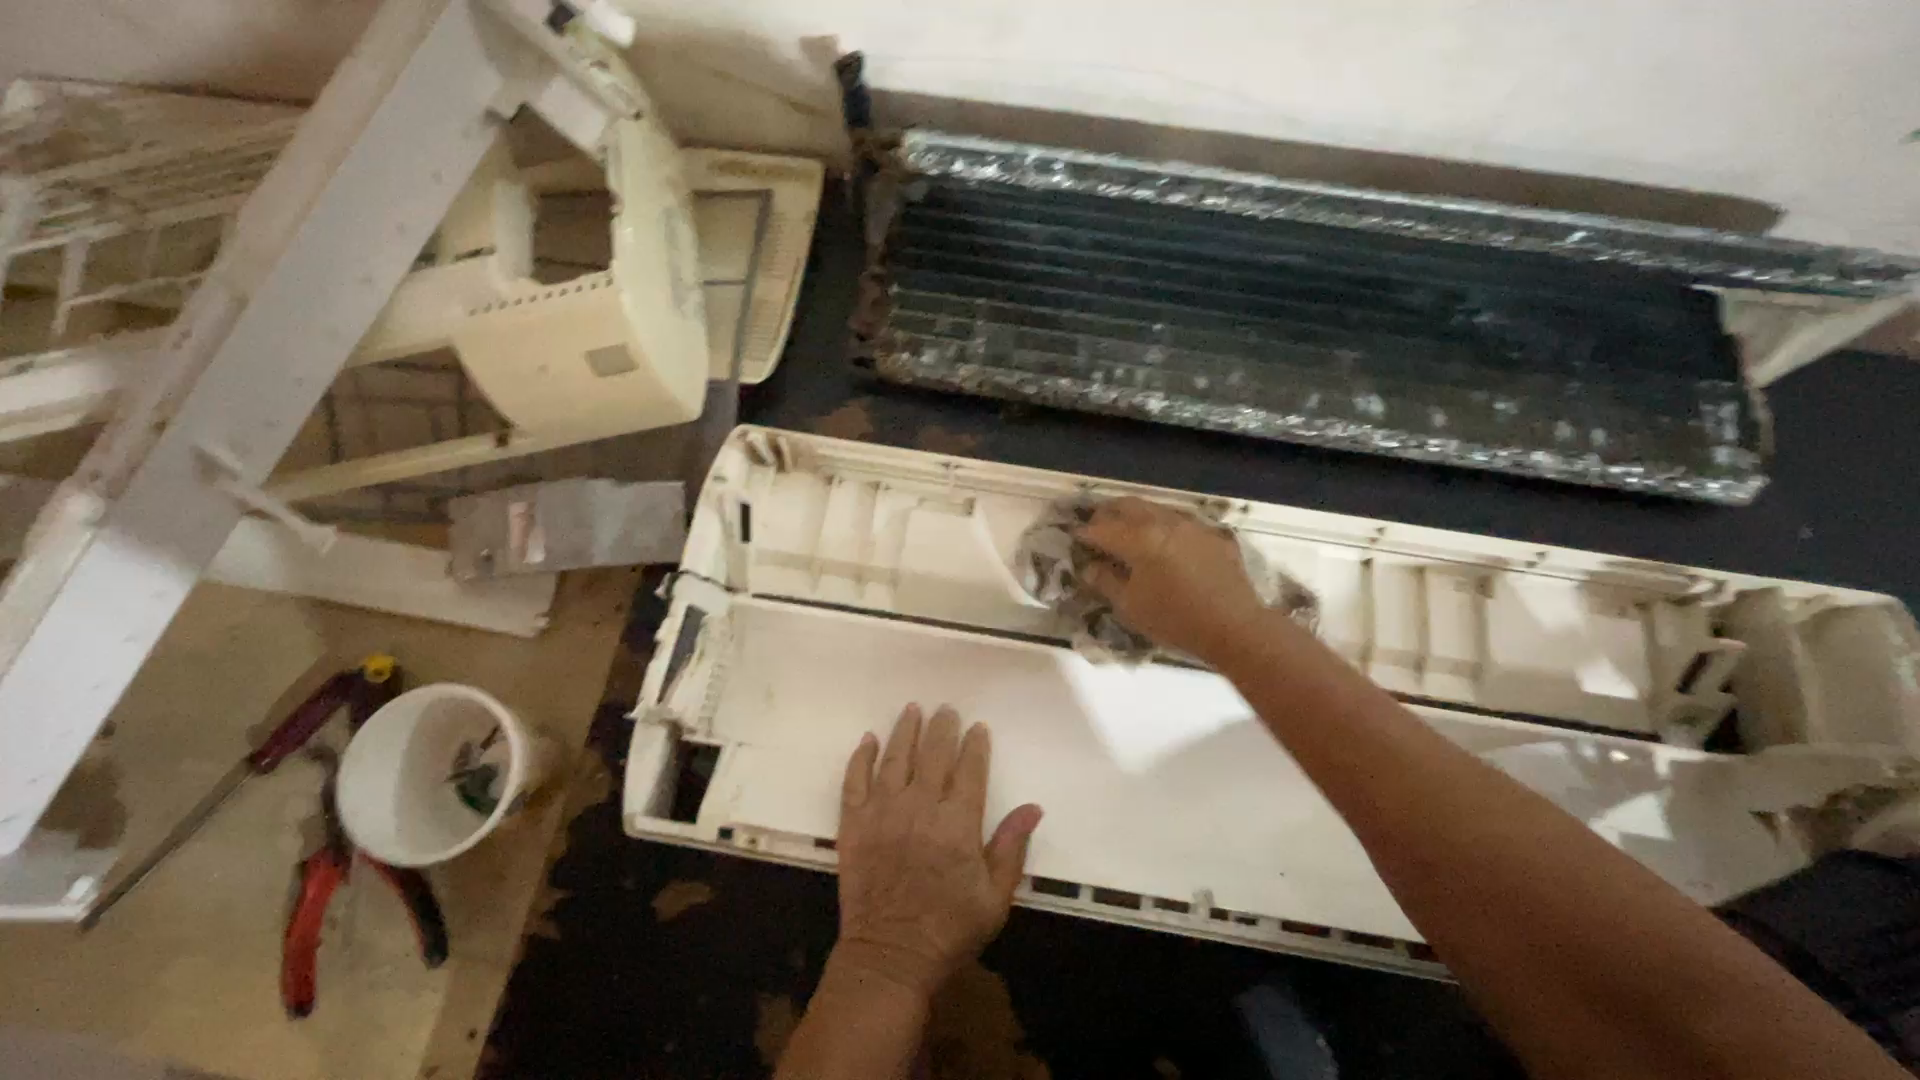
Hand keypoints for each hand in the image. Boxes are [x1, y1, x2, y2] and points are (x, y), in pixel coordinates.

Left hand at [835, 704, 1043, 996]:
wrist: (890, 957)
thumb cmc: (949, 931)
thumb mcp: (995, 897)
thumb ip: (1011, 848)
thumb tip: (1033, 807)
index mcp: (958, 824)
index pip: (970, 771)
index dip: (975, 746)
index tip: (978, 728)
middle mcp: (920, 808)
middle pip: (933, 755)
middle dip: (942, 728)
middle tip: (946, 709)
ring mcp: (882, 813)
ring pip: (894, 759)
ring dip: (904, 731)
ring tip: (912, 709)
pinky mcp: (853, 824)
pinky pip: (854, 780)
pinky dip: (860, 757)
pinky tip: (867, 739)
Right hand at [1076, 496, 1268, 665]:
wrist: (1235, 627)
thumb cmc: (1175, 620)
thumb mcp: (1130, 606)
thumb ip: (1105, 581)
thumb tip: (1089, 566)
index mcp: (1138, 538)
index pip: (1101, 528)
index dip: (1084, 534)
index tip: (1074, 539)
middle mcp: (1164, 522)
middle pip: (1127, 505)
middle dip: (1107, 514)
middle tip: (1097, 528)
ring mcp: (1192, 525)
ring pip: (1155, 508)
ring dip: (1136, 516)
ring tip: (1127, 533)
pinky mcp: (1213, 534)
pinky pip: (1181, 521)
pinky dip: (1163, 527)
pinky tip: (1164, 545)